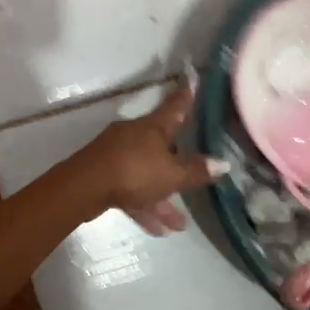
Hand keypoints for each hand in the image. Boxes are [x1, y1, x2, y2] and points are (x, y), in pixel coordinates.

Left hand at [73, 83, 224, 234]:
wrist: (85, 186)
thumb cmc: (134, 172)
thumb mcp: (172, 174)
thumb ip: (196, 170)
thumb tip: (224, 162)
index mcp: (152, 127)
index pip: (175, 106)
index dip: (186, 96)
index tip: (192, 80)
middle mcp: (135, 135)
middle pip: (162, 145)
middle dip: (178, 164)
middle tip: (194, 175)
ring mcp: (118, 153)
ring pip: (147, 172)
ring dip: (162, 195)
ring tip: (178, 223)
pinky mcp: (105, 173)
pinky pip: (132, 188)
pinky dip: (144, 205)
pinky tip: (158, 229)